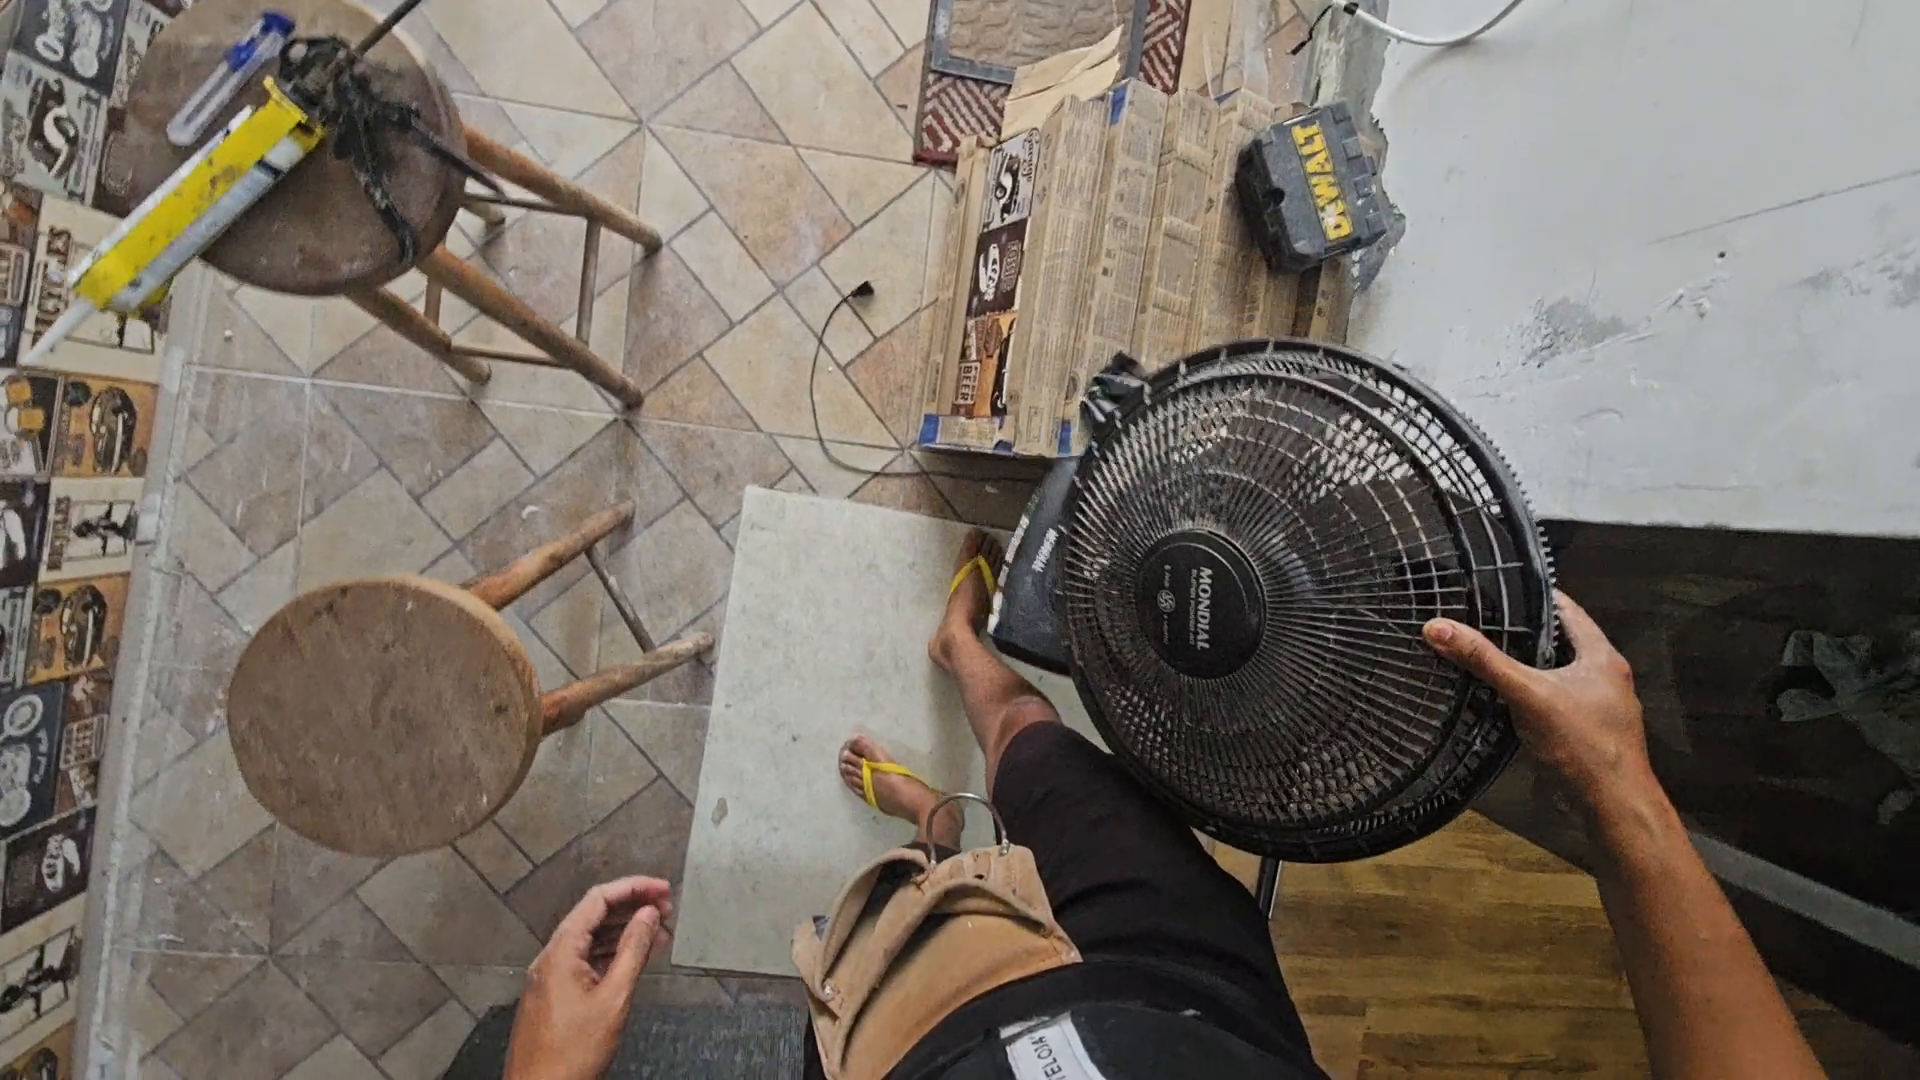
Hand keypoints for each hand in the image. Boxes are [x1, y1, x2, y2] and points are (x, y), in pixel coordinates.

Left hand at [504, 877, 674, 1079]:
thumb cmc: (576, 1050)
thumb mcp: (614, 998)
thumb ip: (633, 950)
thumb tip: (649, 912)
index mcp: (561, 951)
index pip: (599, 899)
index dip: (634, 887)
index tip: (665, 891)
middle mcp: (551, 957)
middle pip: (594, 914)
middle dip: (632, 906)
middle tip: (667, 911)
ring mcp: (550, 976)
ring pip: (591, 937)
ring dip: (625, 930)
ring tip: (660, 935)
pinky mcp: (554, 994)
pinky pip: (585, 959)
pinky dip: (613, 952)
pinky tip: (636, 958)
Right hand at [1423, 591, 1661, 820]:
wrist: (1612, 806)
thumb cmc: (1581, 742)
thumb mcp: (1527, 693)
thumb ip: (1482, 660)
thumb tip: (1435, 626)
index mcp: (1600, 657)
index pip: (1565, 609)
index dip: (1531, 592)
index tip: (1492, 582)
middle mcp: (1599, 675)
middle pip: (1551, 639)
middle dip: (1513, 627)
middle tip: (1471, 613)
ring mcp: (1588, 702)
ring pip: (1543, 668)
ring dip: (1512, 660)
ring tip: (1470, 646)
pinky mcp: (1573, 725)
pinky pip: (1538, 694)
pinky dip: (1513, 688)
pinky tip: (1484, 689)